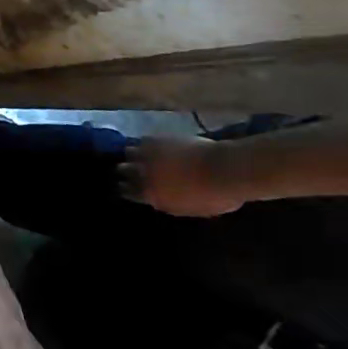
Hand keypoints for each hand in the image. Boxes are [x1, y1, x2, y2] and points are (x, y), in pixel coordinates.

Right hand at [117, 137, 245, 215]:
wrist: (223, 171)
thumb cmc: (214, 198)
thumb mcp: (190, 209)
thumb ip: (171, 203)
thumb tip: (162, 199)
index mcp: (153, 196)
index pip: (128, 192)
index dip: (127, 189)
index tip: (127, 187)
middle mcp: (144, 174)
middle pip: (124, 170)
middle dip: (126, 171)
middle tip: (130, 170)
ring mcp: (149, 155)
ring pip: (129, 152)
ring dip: (133, 154)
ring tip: (139, 154)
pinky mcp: (157, 139)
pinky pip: (143, 140)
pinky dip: (145, 142)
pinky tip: (152, 144)